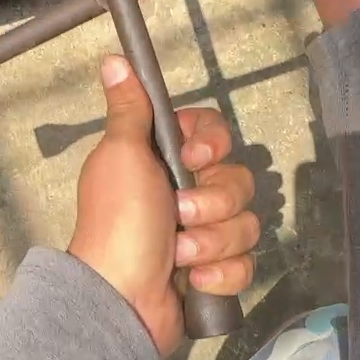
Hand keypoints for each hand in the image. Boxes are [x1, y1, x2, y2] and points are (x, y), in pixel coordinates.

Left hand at [69, 56, 257, 357]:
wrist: (120, 298)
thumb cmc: (118, 222)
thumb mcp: (121, 156)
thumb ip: (129, 109)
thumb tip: (113, 61)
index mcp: (164, 164)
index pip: (215, 136)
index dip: (213, 145)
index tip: (193, 157)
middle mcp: (187, 195)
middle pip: (238, 181)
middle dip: (211, 203)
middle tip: (178, 215)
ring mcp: (203, 236)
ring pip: (245, 224)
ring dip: (211, 242)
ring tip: (178, 255)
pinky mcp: (214, 273)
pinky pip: (245, 264)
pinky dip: (219, 274)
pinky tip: (192, 280)